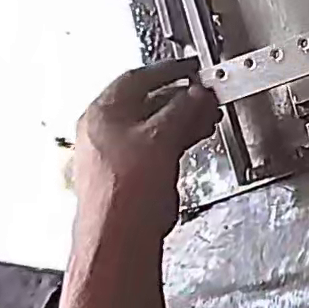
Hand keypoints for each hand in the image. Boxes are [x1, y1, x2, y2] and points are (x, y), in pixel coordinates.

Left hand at [73, 58, 219, 239]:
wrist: (117, 239)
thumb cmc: (124, 193)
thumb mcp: (162, 138)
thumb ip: (183, 110)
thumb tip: (196, 94)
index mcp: (102, 113)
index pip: (138, 78)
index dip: (168, 70)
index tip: (190, 68)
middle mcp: (102, 131)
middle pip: (146, 102)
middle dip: (180, 98)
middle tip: (205, 95)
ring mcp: (112, 154)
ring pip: (152, 126)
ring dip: (181, 119)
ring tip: (206, 117)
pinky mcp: (125, 175)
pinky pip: (153, 147)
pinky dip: (175, 139)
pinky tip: (192, 140)